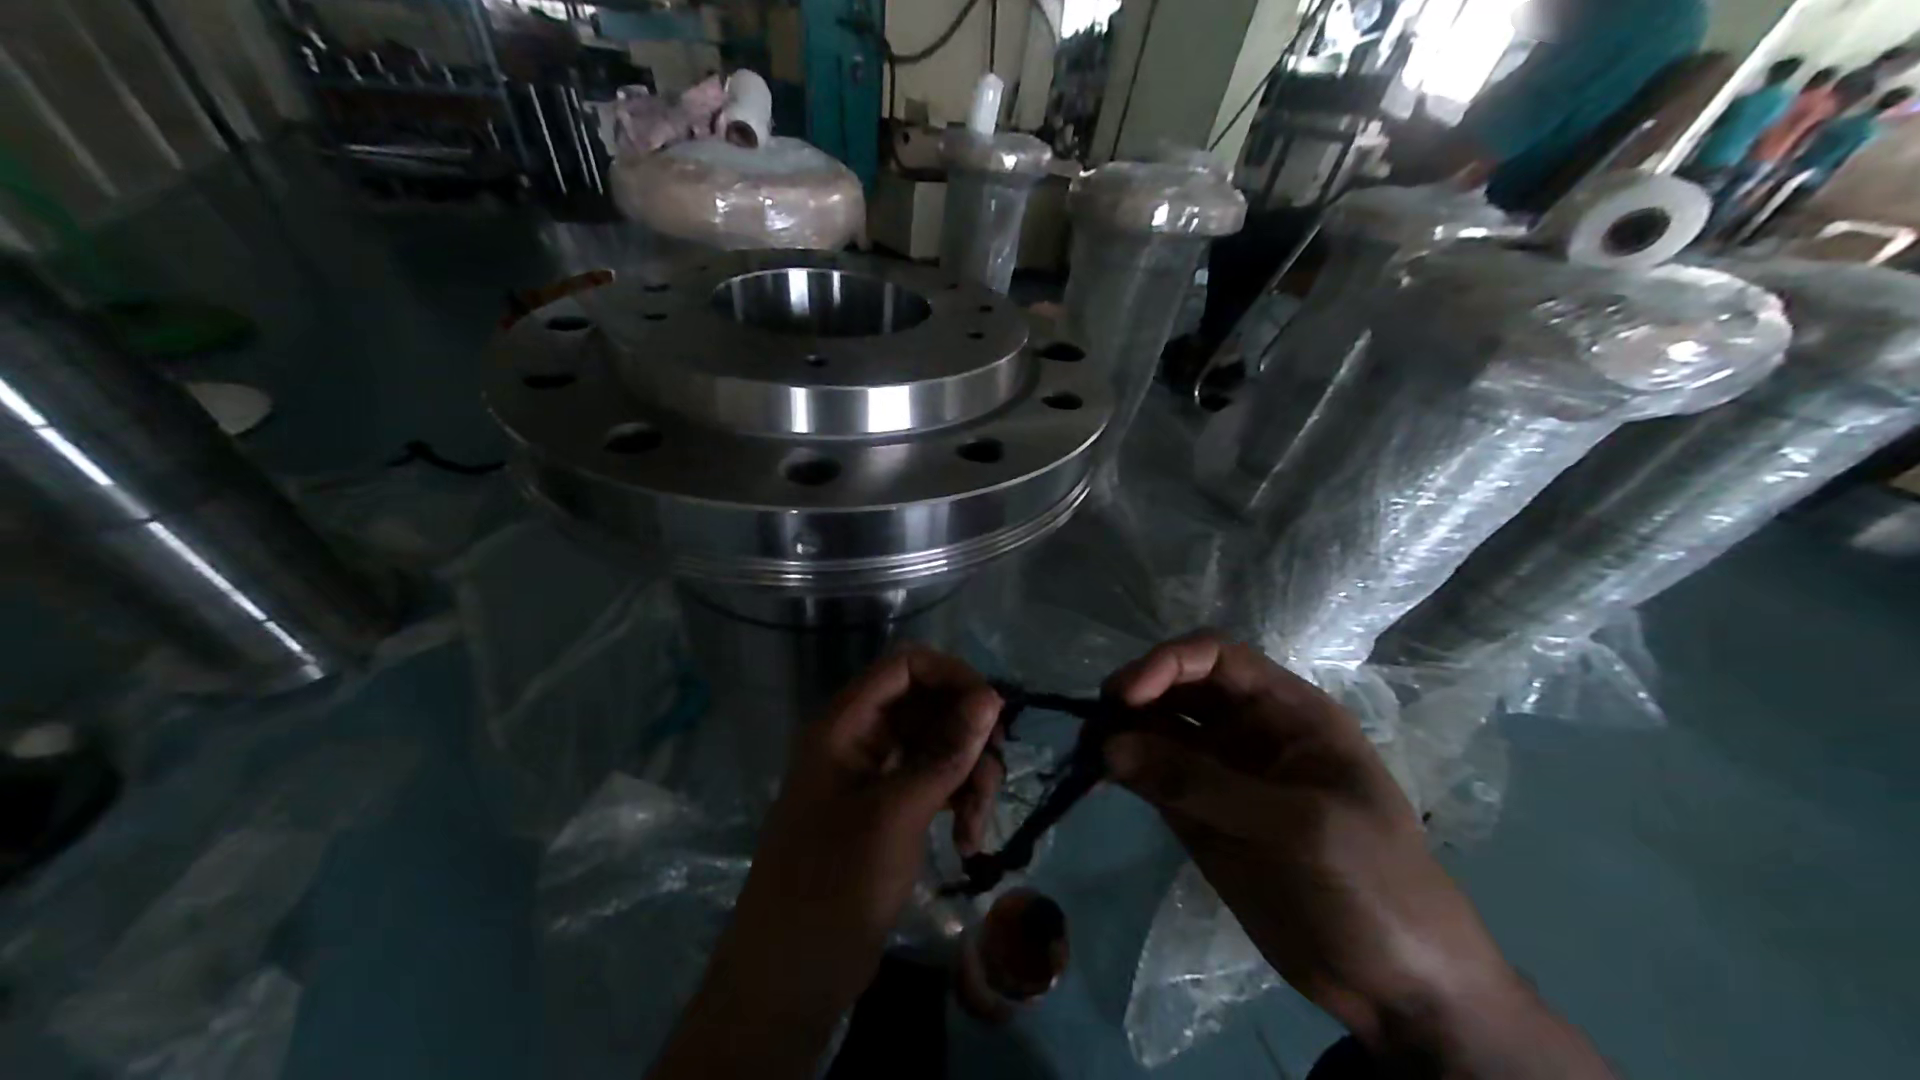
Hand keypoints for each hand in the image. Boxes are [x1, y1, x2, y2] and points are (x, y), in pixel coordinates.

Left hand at [651, 647, 1001, 1079]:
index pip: (905, 667)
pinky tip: (968, 842)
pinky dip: (956, 802)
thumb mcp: (896, 814)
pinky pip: (932, 783)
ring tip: (976, 829)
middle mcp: (858, 740)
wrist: (789, 976)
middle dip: (967, 738)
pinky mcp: (886, 810)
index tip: (995, 712)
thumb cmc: (834, 885)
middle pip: (927, 706)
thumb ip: (946, 752)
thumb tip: (991, 697)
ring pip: (936, 746)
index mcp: (844, 725)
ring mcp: (872, 777)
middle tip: (992, 779)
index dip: (953, 676)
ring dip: (967, 777)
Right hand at [1104, 634, 1611, 1077]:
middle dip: (1136, 694)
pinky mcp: (1200, 815)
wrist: (1398, 984)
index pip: (1218, 658)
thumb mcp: (1298, 825)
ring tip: (1089, 750)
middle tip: (1095, 721)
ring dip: (1123, 732)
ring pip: (1159, 730)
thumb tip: (1110, 747)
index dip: (1168, 663)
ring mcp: (1222, 773)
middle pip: (1180, 687)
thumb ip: (1203, 783)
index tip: (1125, 694)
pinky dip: (1124, 770)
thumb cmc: (1371, 884)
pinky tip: (1098, 775)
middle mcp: (1249, 731)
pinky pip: (1153, 776)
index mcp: (1289, 712)